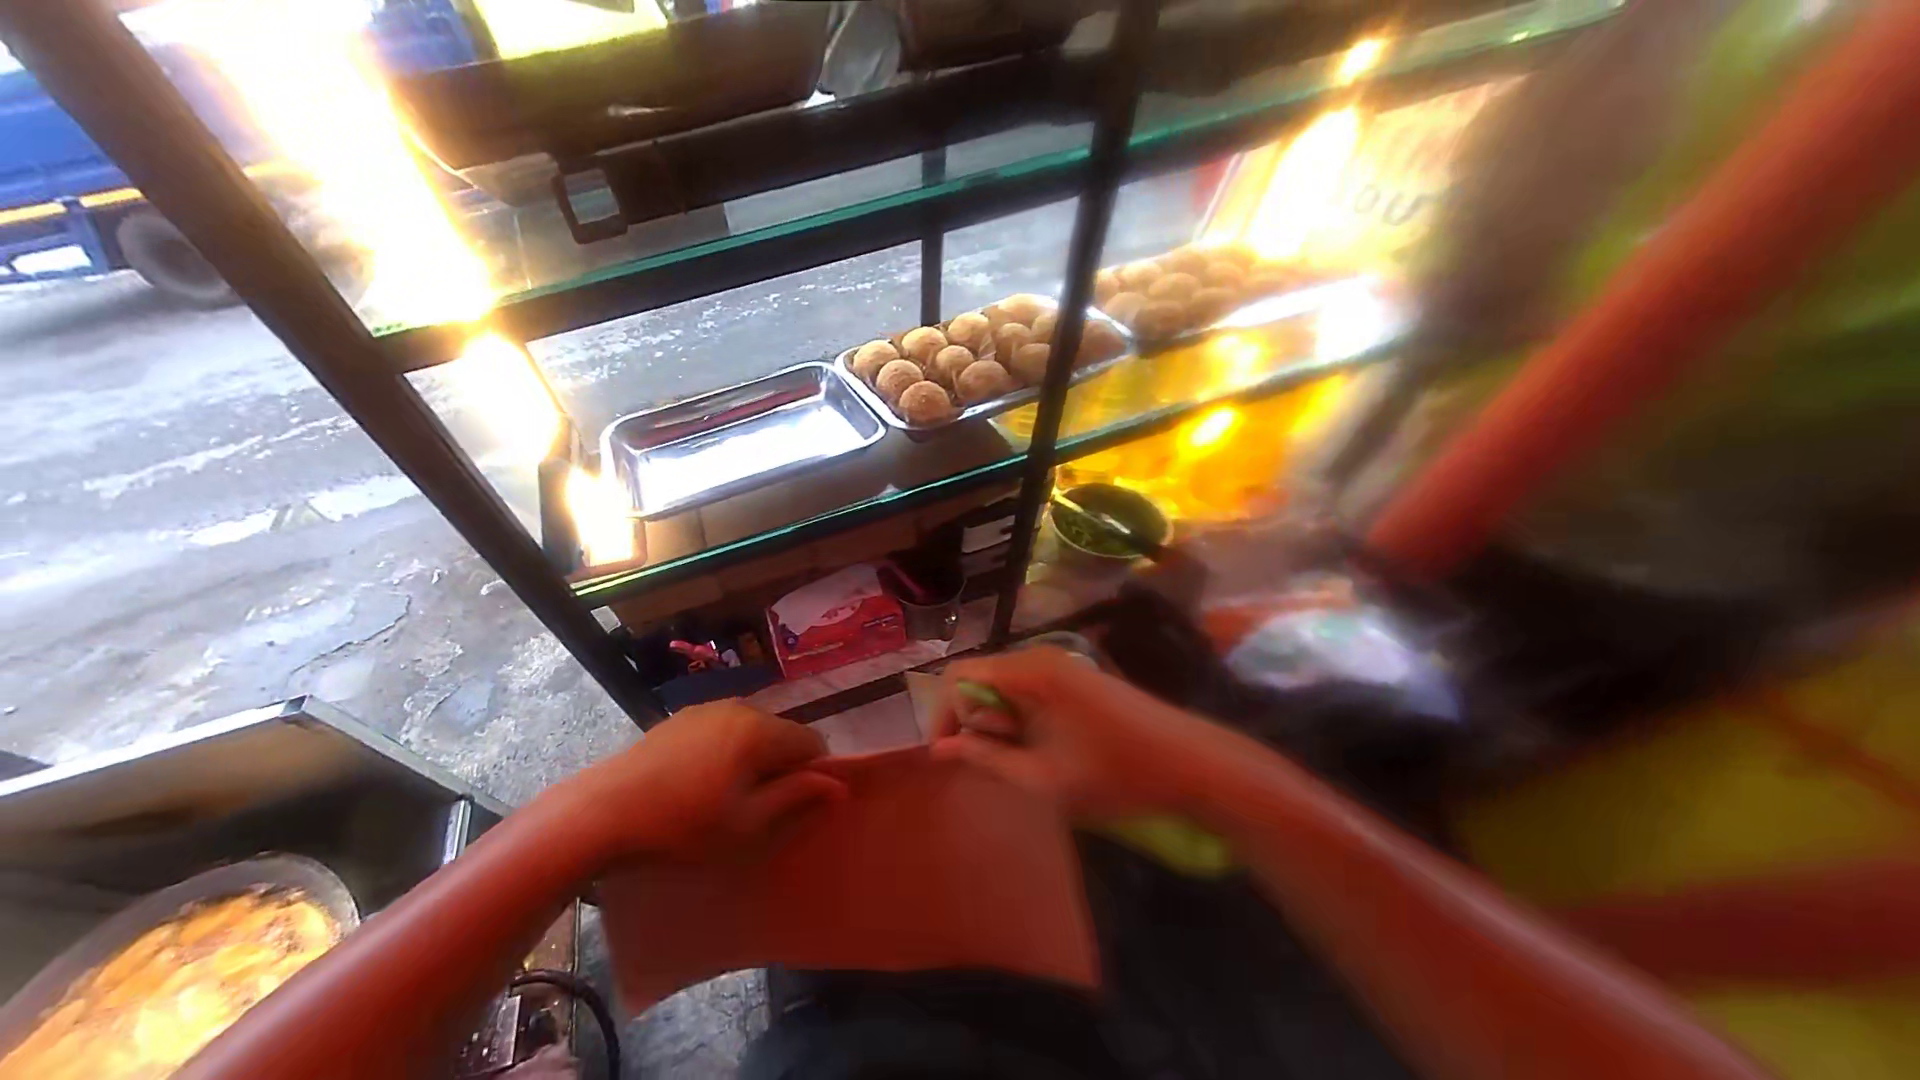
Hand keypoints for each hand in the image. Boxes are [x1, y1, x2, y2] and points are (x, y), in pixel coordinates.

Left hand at [556, 701, 846, 867]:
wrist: (599, 814)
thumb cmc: (681, 826)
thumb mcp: (746, 824)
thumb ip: (797, 797)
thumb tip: (838, 786)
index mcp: (760, 729)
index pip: (812, 741)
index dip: (814, 773)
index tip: (794, 805)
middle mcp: (739, 707)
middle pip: (782, 733)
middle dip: (782, 765)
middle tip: (759, 807)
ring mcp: (706, 708)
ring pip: (752, 731)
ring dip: (754, 758)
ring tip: (727, 797)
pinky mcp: (681, 718)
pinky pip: (723, 729)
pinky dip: (727, 751)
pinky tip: (699, 782)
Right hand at [930, 647, 1220, 818]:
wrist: (1193, 764)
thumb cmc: (1117, 775)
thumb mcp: (1043, 779)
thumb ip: (987, 759)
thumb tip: (940, 749)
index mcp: (1030, 673)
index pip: (960, 676)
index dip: (944, 714)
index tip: (950, 756)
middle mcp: (1041, 657)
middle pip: (981, 678)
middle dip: (976, 722)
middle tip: (1002, 764)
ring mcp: (1062, 665)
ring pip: (1005, 687)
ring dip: (1001, 723)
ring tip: (1028, 761)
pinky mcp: (1077, 678)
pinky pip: (1029, 690)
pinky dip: (1023, 718)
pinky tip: (1046, 749)